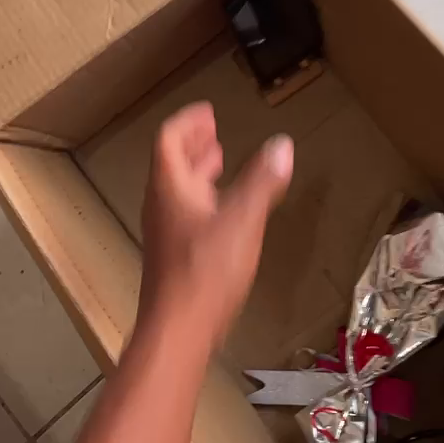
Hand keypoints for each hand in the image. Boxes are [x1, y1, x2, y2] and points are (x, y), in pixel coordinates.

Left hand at [137, 102, 293, 348]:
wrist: (178, 331)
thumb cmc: (206, 271)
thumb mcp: (242, 220)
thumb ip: (261, 182)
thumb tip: (282, 144)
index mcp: (170, 187)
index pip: (169, 139)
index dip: (187, 122)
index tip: (207, 111)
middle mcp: (161, 204)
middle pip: (171, 162)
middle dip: (193, 143)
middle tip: (212, 130)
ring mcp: (164, 231)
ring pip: (177, 188)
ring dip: (196, 169)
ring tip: (217, 159)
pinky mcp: (173, 255)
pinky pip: (184, 211)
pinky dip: (202, 196)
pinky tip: (222, 209)